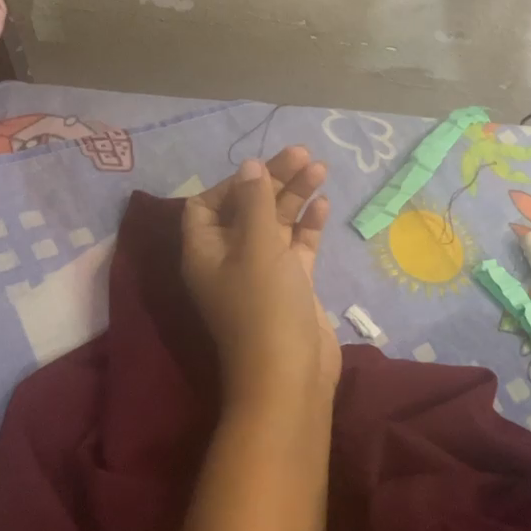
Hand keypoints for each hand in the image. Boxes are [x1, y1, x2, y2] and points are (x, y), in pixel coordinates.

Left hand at [182, 146, 338, 411]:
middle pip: (247, 208)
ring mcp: (262, 273)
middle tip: (304, 154)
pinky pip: (297, 246)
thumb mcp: (257, 248)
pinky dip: (308, 225)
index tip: (261, 170)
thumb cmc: (264, 307)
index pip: (207, 205)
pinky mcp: (292, 285)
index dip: (232, 184)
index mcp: (206, 251)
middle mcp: (230, 259)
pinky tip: (324, 204)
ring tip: (321, 169)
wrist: (290, 376)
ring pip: (276, 224)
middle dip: (273, 180)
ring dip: (295, 197)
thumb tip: (250, 167)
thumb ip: (254, 203)